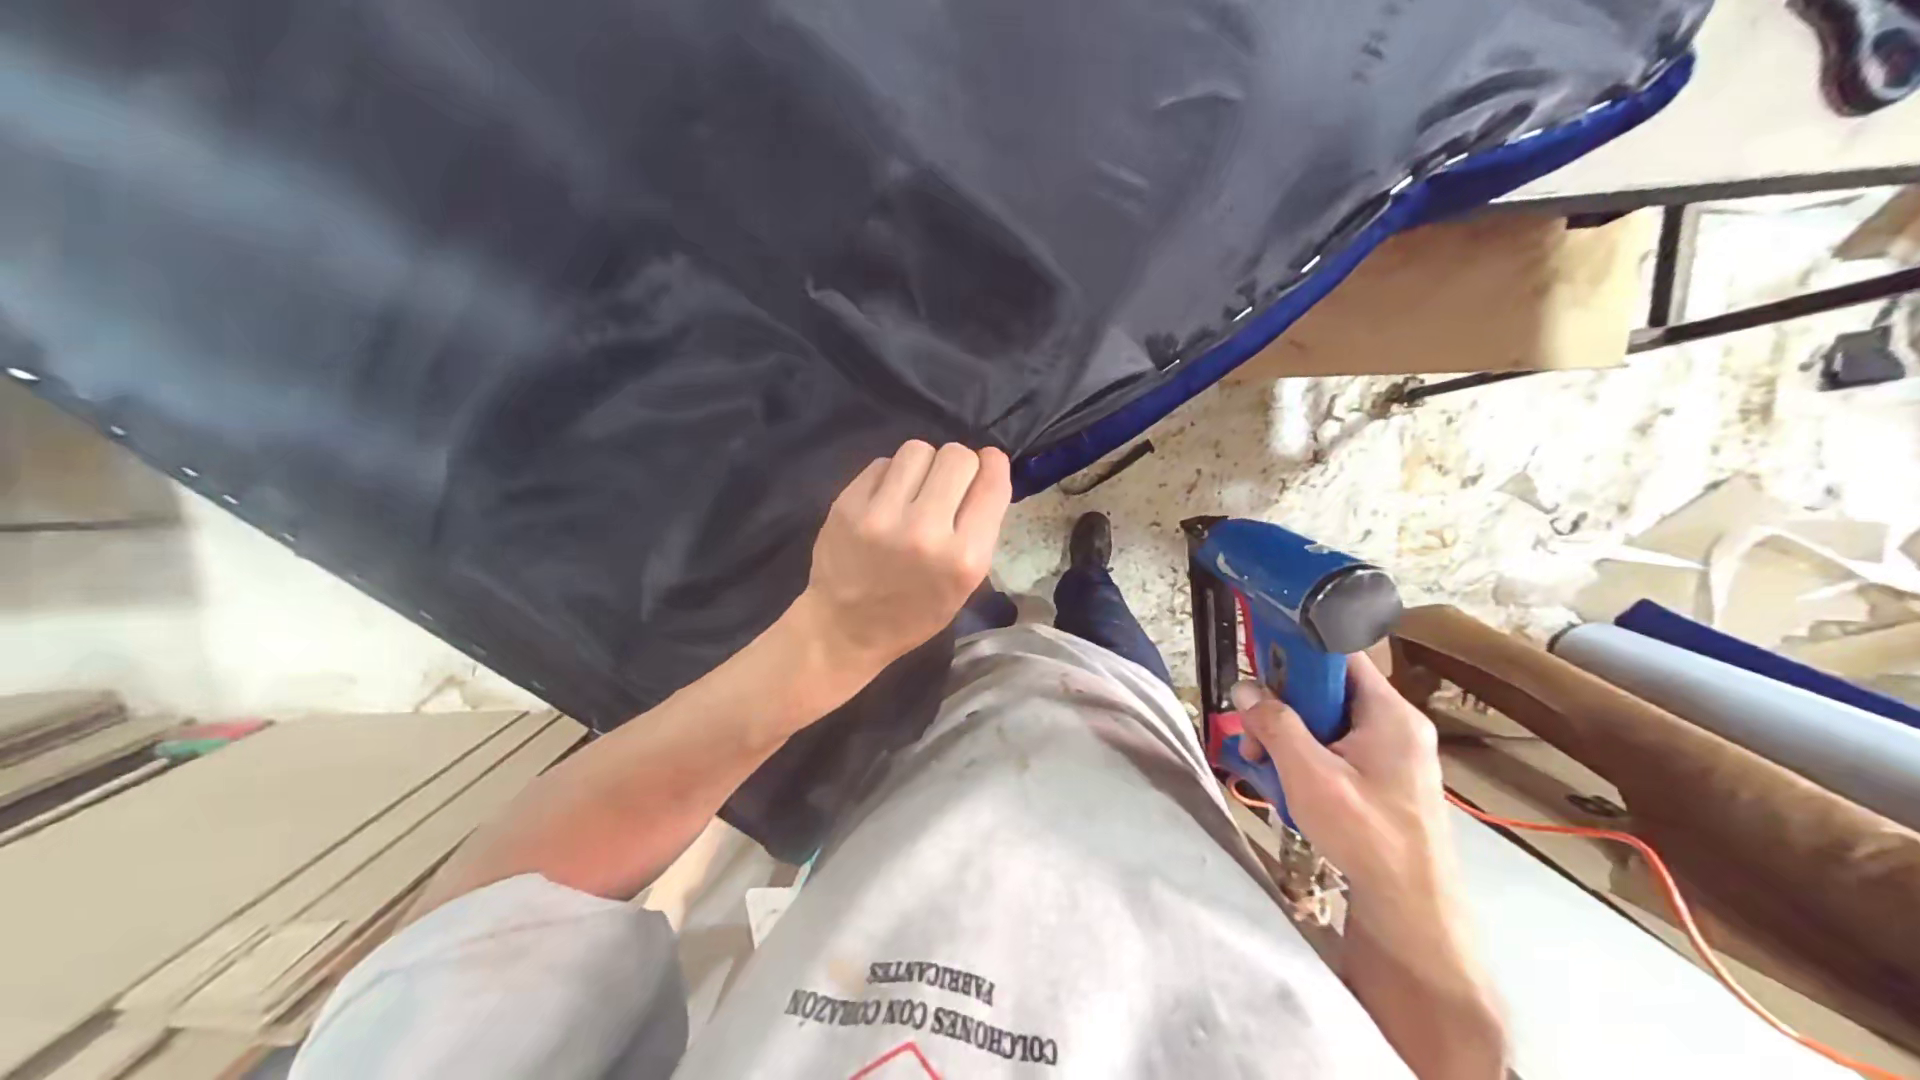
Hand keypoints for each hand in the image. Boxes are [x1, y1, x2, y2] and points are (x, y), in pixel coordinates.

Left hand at [794, 440, 1011, 678]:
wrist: (845, 629)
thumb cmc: (915, 612)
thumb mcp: (966, 584)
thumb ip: (981, 529)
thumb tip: (985, 471)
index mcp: (963, 558)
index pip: (992, 482)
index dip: (994, 465)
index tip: (988, 465)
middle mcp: (925, 532)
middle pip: (956, 456)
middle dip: (960, 464)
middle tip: (949, 483)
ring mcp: (881, 516)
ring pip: (918, 450)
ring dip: (924, 465)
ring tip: (916, 489)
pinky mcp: (847, 505)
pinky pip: (882, 463)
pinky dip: (891, 475)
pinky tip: (887, 499)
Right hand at [1231, 653, 1451, 898]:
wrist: (1412, 909)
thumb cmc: (1367, 836)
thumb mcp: (1310, 775)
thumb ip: (1275, 725)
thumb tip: (1244, 687)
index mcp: (1390, 713)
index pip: (1340, 654)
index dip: (1297, 651)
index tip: (1259, 665)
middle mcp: (1395, 724)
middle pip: (1325, 691)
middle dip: (1281, 710)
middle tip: (1252, 737)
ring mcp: (1391, 752)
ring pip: (1325, 722)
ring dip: (1287, 739)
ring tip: (1264, 768)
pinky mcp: (1382, 777)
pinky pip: (1334, 749)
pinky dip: (1305, 760)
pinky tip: (1288, 787)